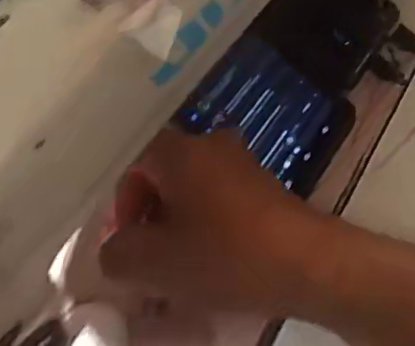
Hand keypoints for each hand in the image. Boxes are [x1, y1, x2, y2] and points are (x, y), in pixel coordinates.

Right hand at [98, 128, 329, 318]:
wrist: (297, 257)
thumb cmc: (220, 253)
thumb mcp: (151, 263)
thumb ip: (118, 250)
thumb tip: (119, 243)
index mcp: (184, 151)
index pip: (138, 161)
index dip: (123, 202)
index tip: (128, 241)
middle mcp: (214, 144)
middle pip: (166, 173)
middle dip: (150, 216)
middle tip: (147, 260)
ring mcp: (242, 161)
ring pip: (193, 188)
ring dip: (177, 225)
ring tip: (175, 270)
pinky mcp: (261, 183)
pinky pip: (218, 198)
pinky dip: (205, 225)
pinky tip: (207, 263)